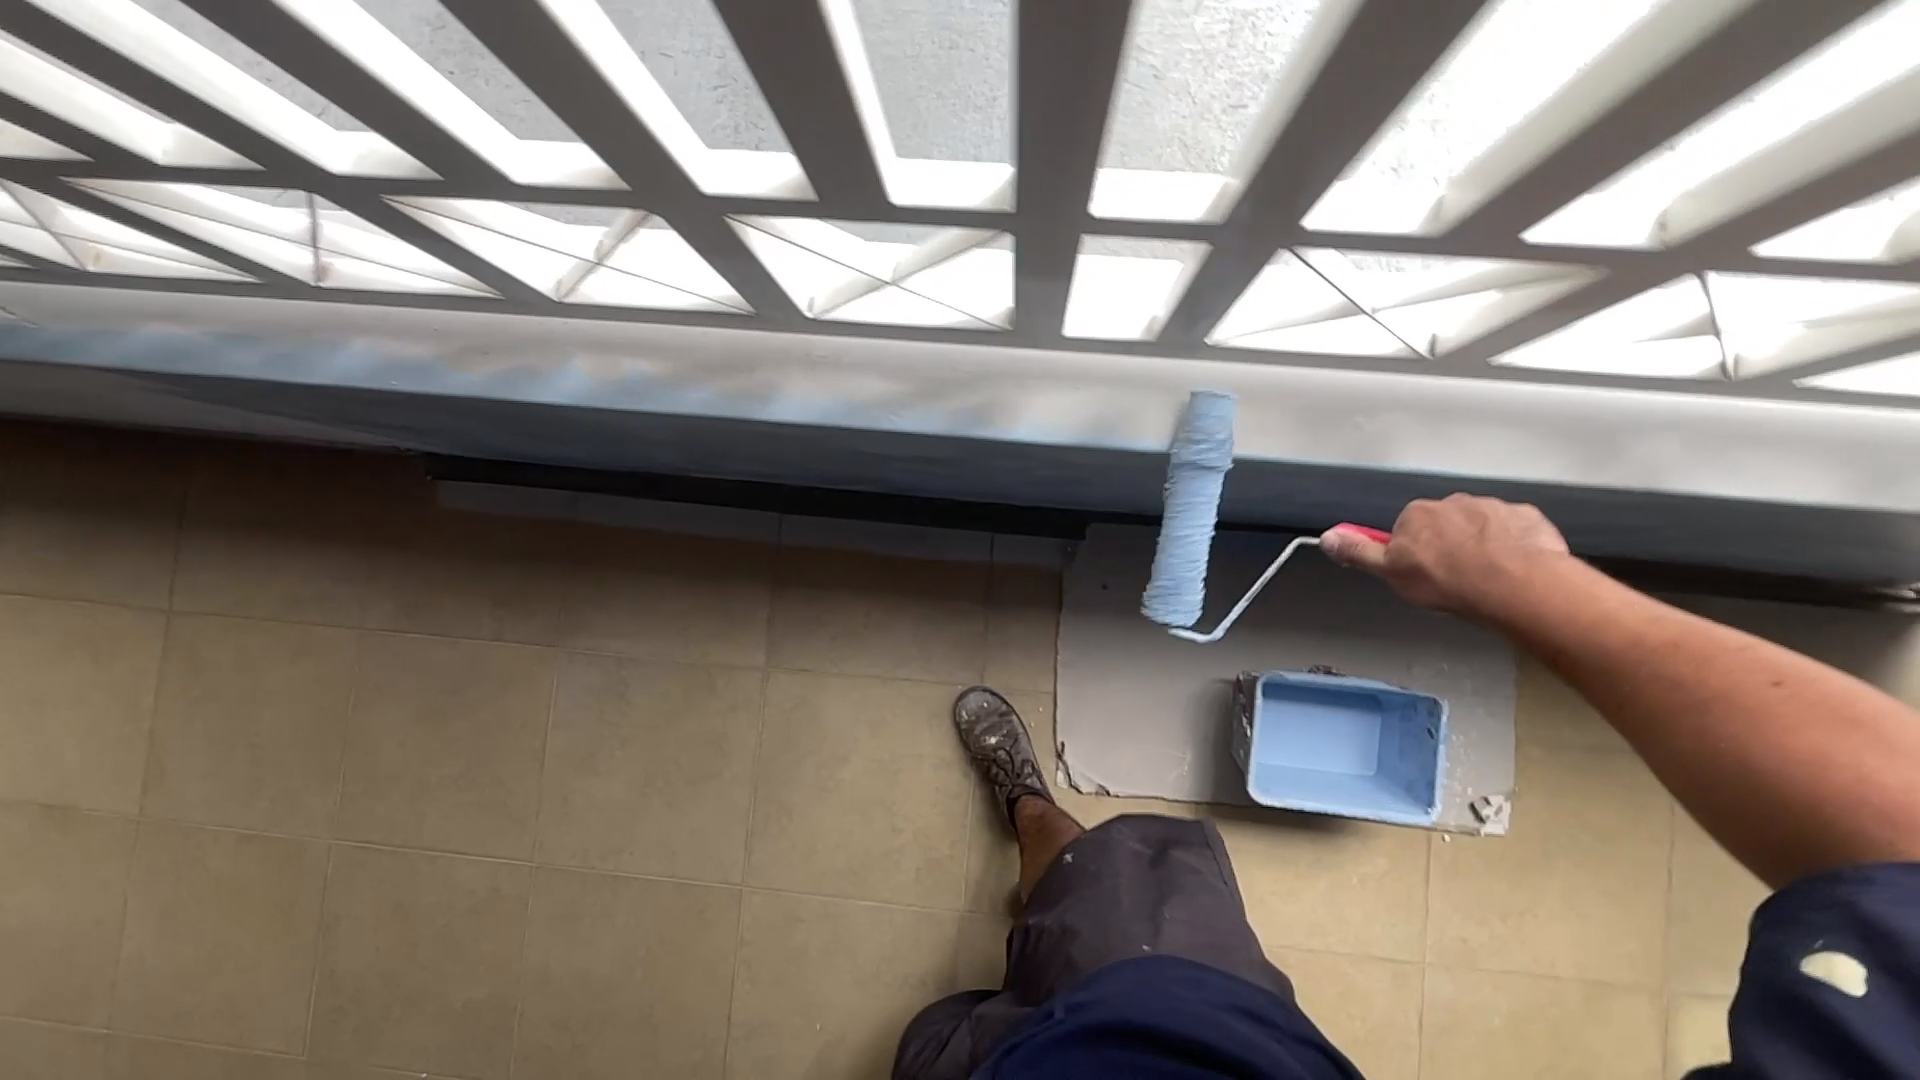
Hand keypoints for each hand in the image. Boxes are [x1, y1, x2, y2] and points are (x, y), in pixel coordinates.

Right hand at [1320, 494, 1571, 616]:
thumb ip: (1358, 552)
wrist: (1515, 585)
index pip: (1406, 529)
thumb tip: (1328, 538)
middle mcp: (1452, 503)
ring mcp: (1492, 508)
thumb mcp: (1391, 572)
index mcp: (1417, 514)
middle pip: (1444, 524)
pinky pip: (1514, 530)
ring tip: (1483, 579)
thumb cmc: (1451, 581)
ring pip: (1480, 527)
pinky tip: (1511, 570)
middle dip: (1448, 546)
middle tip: (1452, 578)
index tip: (1419, 571)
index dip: (1412, 552)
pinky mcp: (1525, 518)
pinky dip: (1512, 546)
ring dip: (1481, 546)